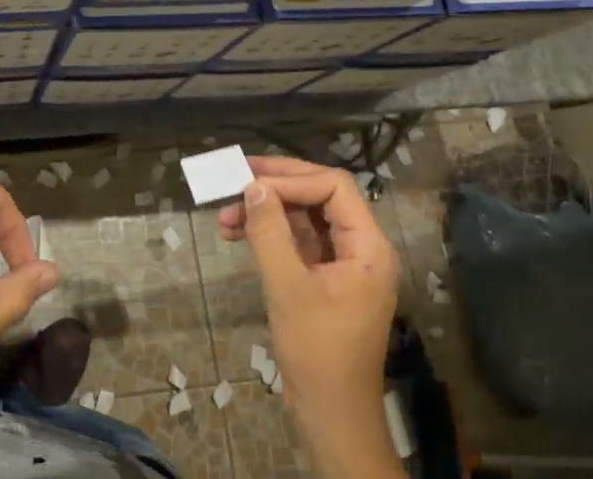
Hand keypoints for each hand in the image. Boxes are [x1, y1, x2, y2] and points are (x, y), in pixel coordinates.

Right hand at [220, 157, 403, 478]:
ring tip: (224, 215)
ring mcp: (343, 263)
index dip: (291, 179)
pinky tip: (237, 233)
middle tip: (233, 178)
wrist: (332, 413)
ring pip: (304, 217)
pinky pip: (298, 241)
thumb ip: (270, 233)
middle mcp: (361, 247)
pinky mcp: (324, 278)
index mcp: (368, 246)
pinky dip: (269, 233)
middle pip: (320, 195)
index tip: (249, 184)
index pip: (333, 187)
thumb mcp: (288, 288)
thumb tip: (253, 187)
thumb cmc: (317, 352)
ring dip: (266, 210)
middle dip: (275, 186)